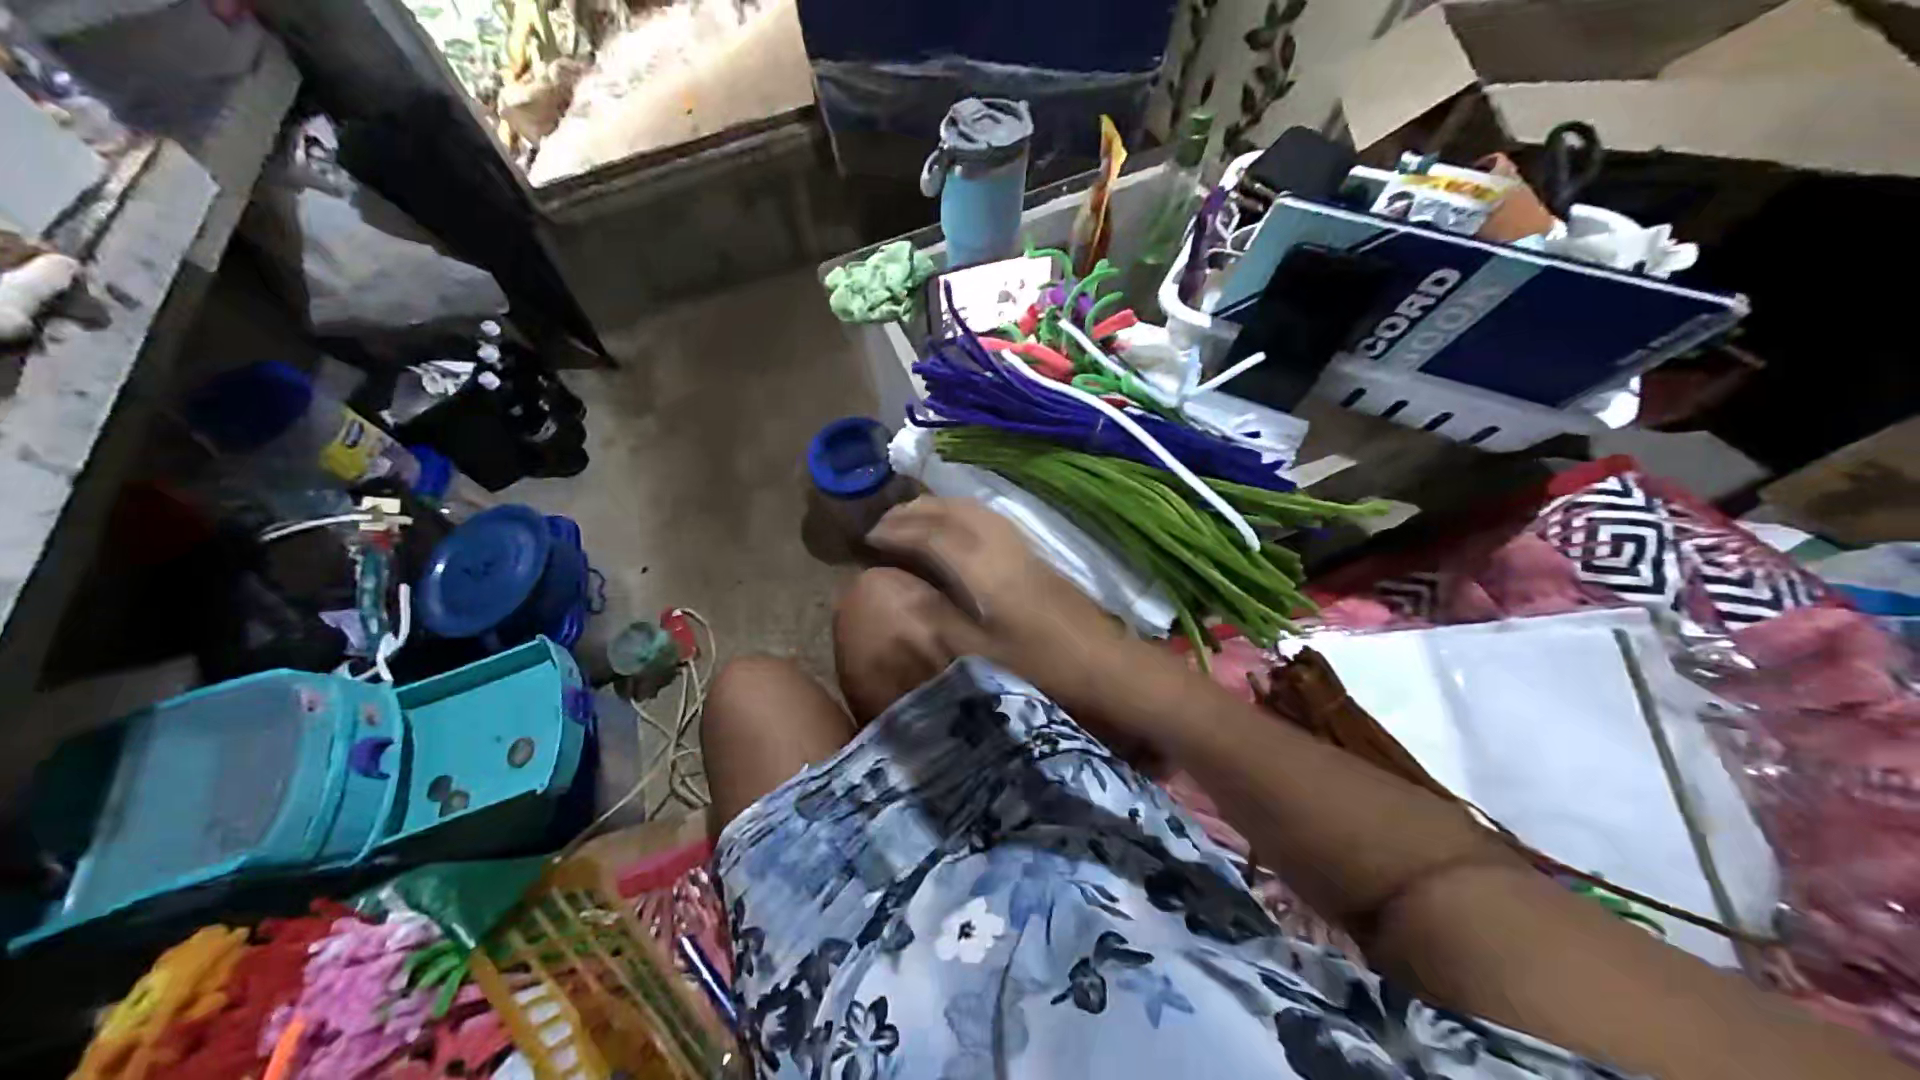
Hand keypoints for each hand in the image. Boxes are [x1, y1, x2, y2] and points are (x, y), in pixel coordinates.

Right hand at [864, 497, 1126, 687]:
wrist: (1102, 666)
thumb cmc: (1035, 666)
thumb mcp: (973, 652)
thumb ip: (929, 615)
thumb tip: (891, 586)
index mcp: (980, 564)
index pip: (928, 532)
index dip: (895, 531)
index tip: (867, 539)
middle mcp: (999, 543)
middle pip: (949, 510)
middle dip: (911, 511)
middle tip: (882, 526)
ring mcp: (1020, 545)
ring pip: (970, 509)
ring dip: (935, 509)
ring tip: (910, 523)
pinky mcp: (1034, 554)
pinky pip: (985, 518)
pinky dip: (958, 515)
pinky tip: (954, 534)